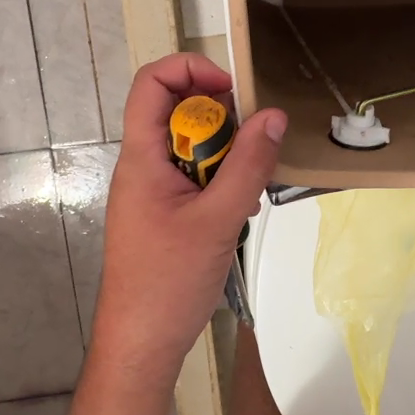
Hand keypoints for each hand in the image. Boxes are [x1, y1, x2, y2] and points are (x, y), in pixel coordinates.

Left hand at [91, 53, 286, 379]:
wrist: (140, 344)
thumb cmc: (169, 281)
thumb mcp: (218, 220)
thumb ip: (248, 166)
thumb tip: (273, 115)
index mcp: (141, 156)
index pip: (152, 82)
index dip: (190, 69)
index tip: (232, 91)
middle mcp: (143, 164)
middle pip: (176, 109)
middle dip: (220, 118)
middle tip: (252, 144)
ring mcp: (152, 189)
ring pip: (191, 144)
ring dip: (225, 154)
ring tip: (249, 187)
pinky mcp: (164, 211)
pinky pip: (194, 175)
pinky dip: (220, 181)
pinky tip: (239, 212)